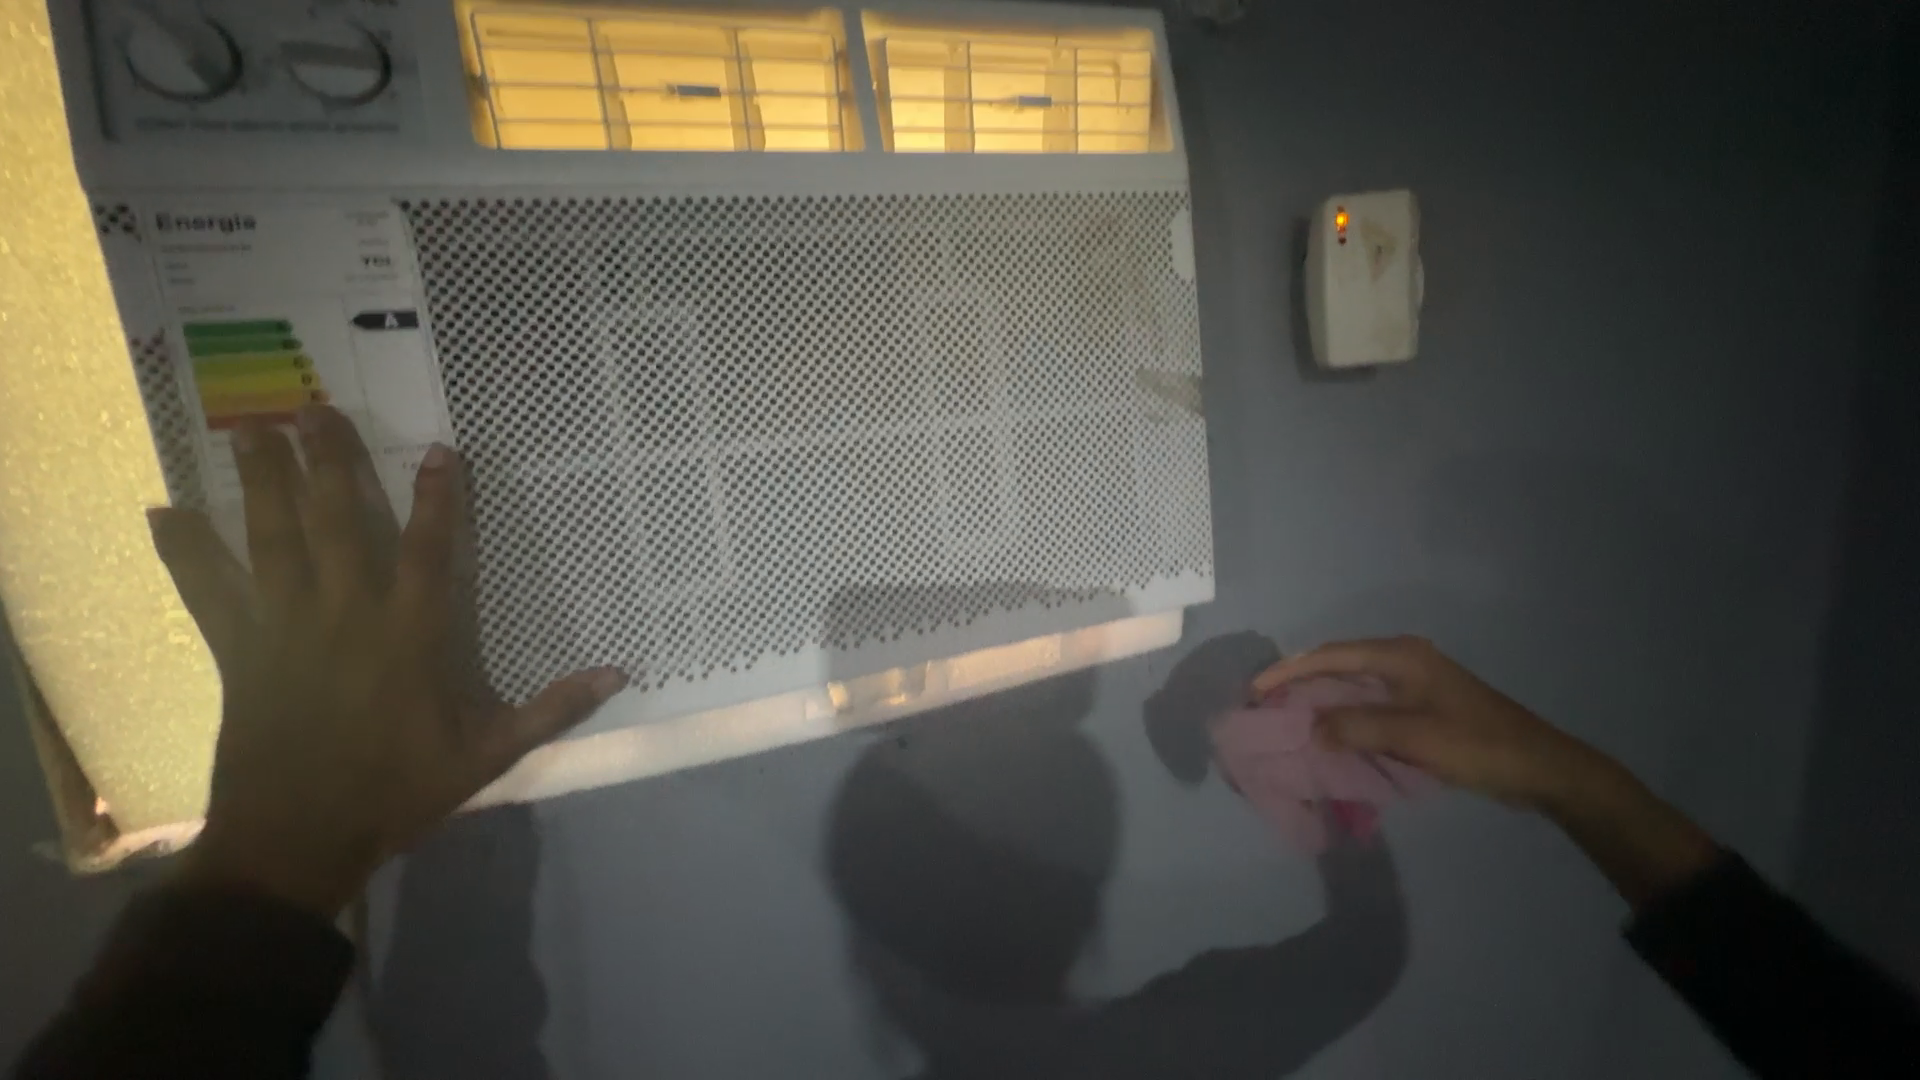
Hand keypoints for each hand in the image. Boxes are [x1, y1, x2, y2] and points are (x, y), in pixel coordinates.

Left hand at [148, 406, 624, 917]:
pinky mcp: (239, 654)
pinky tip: (162, 512)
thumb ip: (552, 709)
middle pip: (338, 528)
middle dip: (330, 466)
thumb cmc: (400, 789)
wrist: (296, 841)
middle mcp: (346, 619)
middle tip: (313, 408)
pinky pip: (208, 593)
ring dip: (265, 487)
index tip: (439, 450)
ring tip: (252, 433)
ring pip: (273, 544)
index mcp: (410, 639)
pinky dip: (184, 552)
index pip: (429, 554)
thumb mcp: (489, 754)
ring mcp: (284, 632)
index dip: (438, 501)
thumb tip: (620, 673)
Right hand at [1252, 636, 1598, 809]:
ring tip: (1286, 714)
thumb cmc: (1479, 746)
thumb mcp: (1414, 737)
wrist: (1544, 769)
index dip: (1290, 671)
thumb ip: (1357, 728)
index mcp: (1400, 656)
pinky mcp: (1420, 704)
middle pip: (1337, 664)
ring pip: (1352, 684)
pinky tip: (1328, 729)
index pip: (1330, 656)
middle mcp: (1403, 660)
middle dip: (1299, 681)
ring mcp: (1413, 682)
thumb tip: (1311, 728)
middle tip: (1264, 701)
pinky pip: (1368, 702)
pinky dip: (1343, 713)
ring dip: (1320, 698)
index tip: (1256, 688)